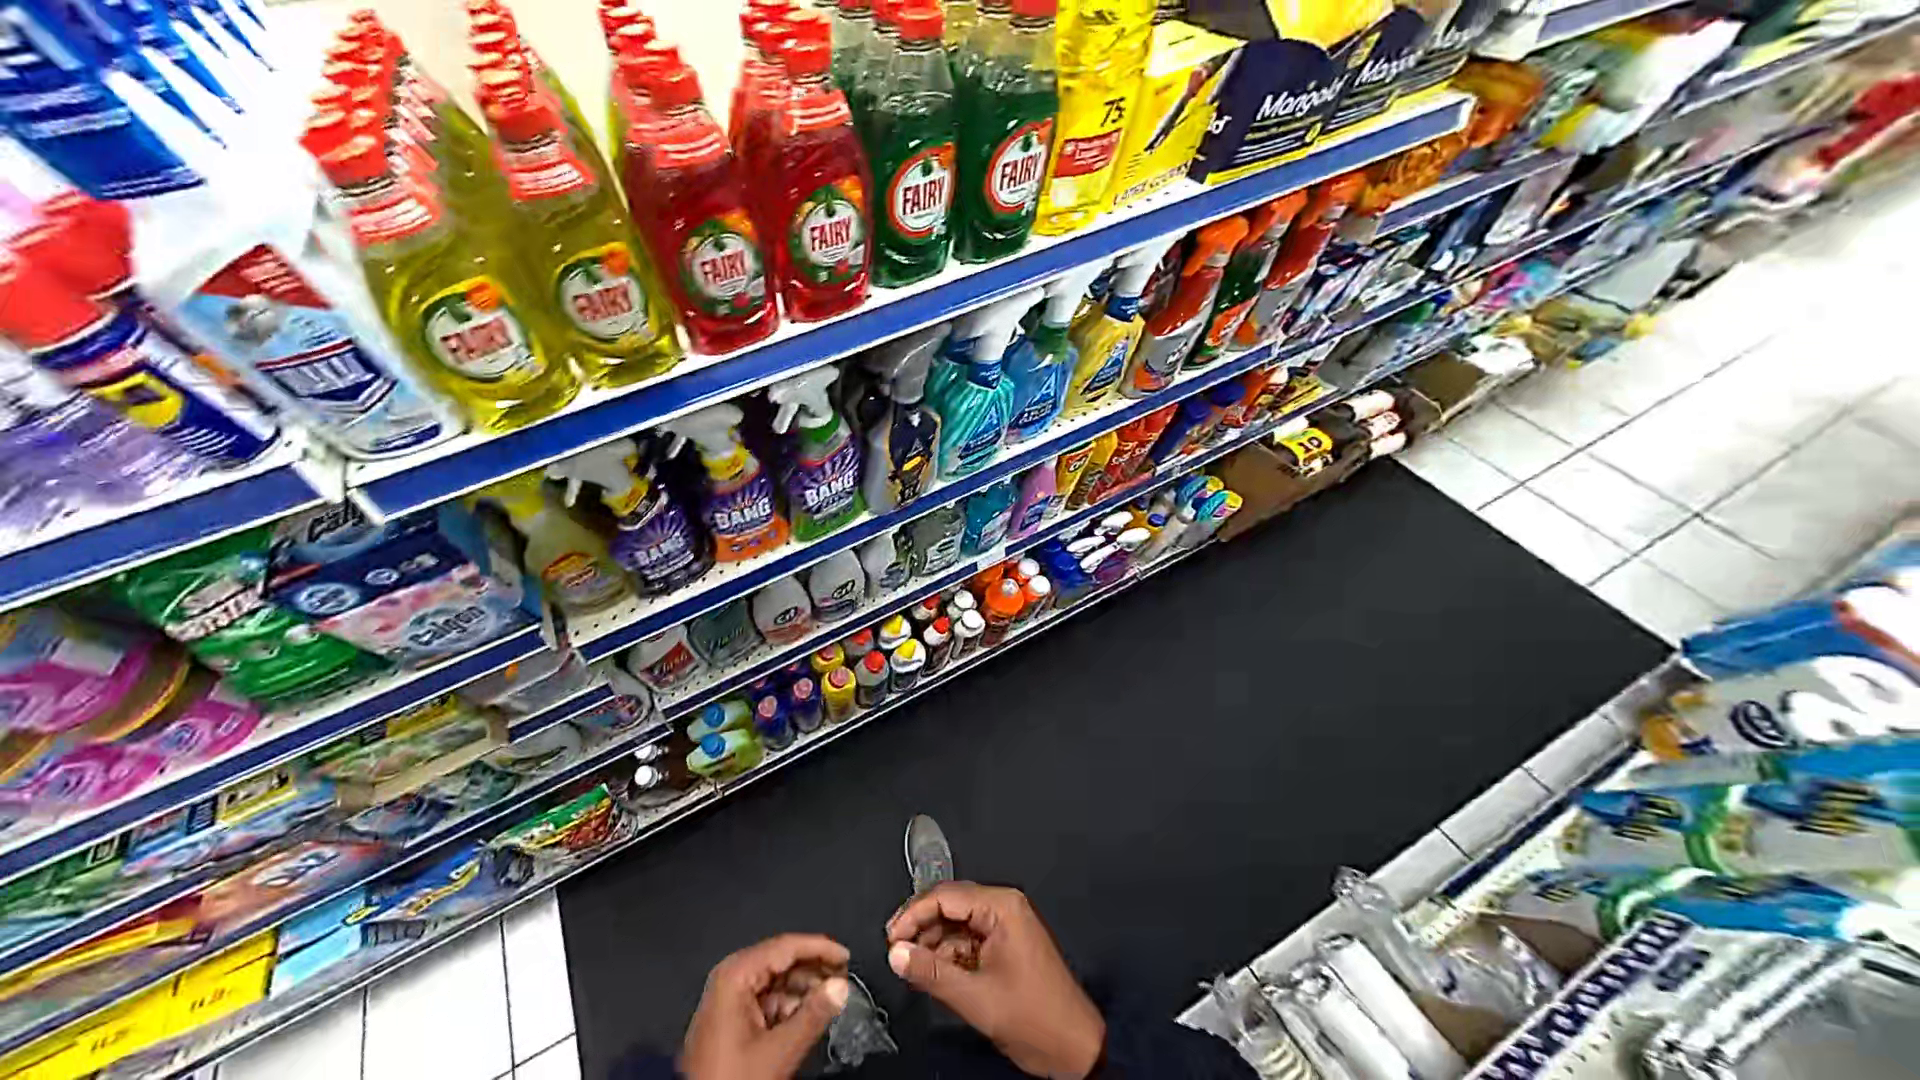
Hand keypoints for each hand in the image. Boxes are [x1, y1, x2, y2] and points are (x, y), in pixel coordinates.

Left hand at [679, 934, 850, 1079]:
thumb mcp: (779, 1052)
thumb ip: (814, 1014)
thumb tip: (843, 984)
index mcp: (737, 973)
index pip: (786, 946)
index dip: (820, 948)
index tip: (848, 959)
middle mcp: (731, 975)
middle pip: (781, 960)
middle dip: (813, 969)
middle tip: (843, 980)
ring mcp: (728, 996)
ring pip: (776, 980)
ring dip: (803, 988)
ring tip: (830, 1000)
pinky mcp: (730, 1016)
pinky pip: (766, 998)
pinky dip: (788, 1004)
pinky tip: (807, 1016)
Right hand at [885, 883, 1104, 1078]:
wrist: (1074, 1047)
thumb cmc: (1033, 1017)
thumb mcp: (975, 997)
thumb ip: (931, 973)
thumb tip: (896, 954)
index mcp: (1001, 906)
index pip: (945, 895)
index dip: (913, 914)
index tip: (890, 939)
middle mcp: (1003, 907)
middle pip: (950, 905)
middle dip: (921, 928)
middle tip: (896, 953)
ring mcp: (1005, 925)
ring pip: (956, 923)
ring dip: (933, 943)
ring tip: (912, 968)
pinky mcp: (1005, 944)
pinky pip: (968, 939)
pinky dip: (949, 954)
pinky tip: (932, 973)